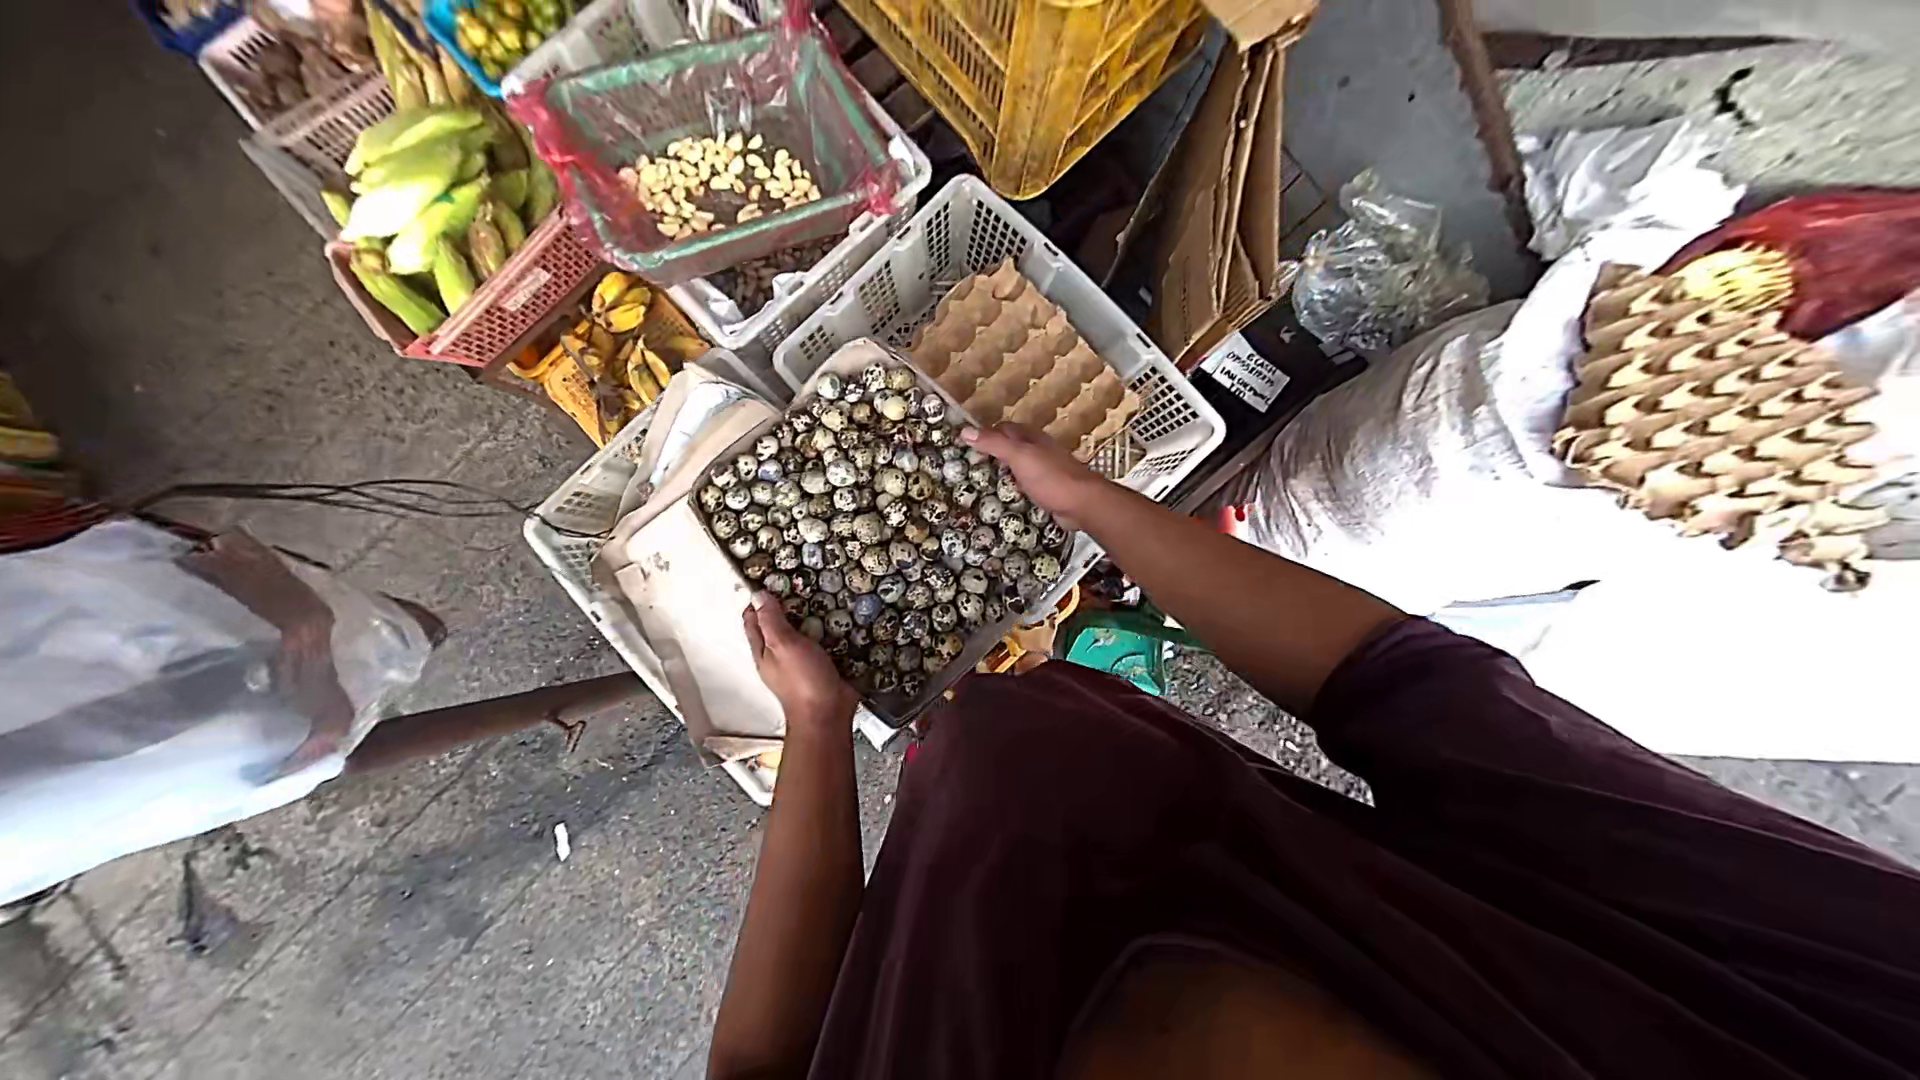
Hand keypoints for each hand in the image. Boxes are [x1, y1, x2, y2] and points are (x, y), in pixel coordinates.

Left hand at [743, 592, 857, 735]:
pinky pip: (825, 641)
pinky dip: (831, 629)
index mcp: (763, 651)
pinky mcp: (824, 665)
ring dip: (813, 616)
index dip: (759, 601)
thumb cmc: (802, 681)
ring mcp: (803, 661)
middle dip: (790, 604)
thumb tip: (758, 596)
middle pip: (780, 623)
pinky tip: (840, 618)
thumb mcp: (783, 645)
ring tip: (825, 593)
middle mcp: (780, 655)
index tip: (774, 581)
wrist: (829, 713)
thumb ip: (771, 621)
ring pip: (804, 631)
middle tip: (804, 583)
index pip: (753, 620)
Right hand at [961, 423, 1108, 529]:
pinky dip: (1013, 490)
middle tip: (969, 468)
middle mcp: (1038, 451)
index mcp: (1031, 438)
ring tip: (980, 485)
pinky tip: (1004, 499)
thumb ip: (994, 443)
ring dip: (1002, 473)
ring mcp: (1044, 471)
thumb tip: (965, 430)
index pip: (1003, 429)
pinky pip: (1025, 486)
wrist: (1081, 503)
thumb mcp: (1019, 456)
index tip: (965, 446)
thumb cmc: (1050, 476)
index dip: (985, 434)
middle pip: (1010, 448)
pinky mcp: (1047, 490)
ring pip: (1017, 468)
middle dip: (992, 455)